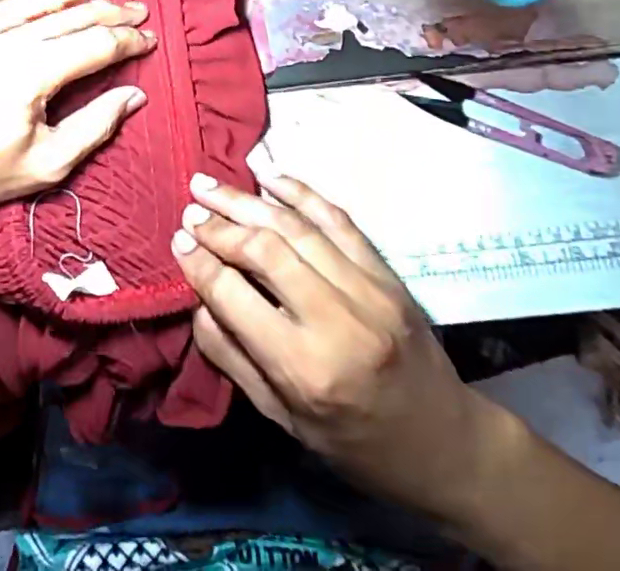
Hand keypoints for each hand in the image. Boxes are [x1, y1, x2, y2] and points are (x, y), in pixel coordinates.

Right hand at [170, 173, 507, 524]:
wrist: (441, 440)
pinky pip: (339, 220)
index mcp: (303, 367)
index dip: (200, 263)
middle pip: (266, 251)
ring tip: (213, 185)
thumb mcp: (281, 418)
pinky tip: (271, 177)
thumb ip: (233, 357)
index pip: (235, 296)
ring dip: (250, 201)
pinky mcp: (387, 272)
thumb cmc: (353, 443)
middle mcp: (336, 320)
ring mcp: (368, 289)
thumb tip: (198, 300)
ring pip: (298, 228)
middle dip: (221, 225)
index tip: (177, 239)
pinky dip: (302, 193)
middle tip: (191, 205)